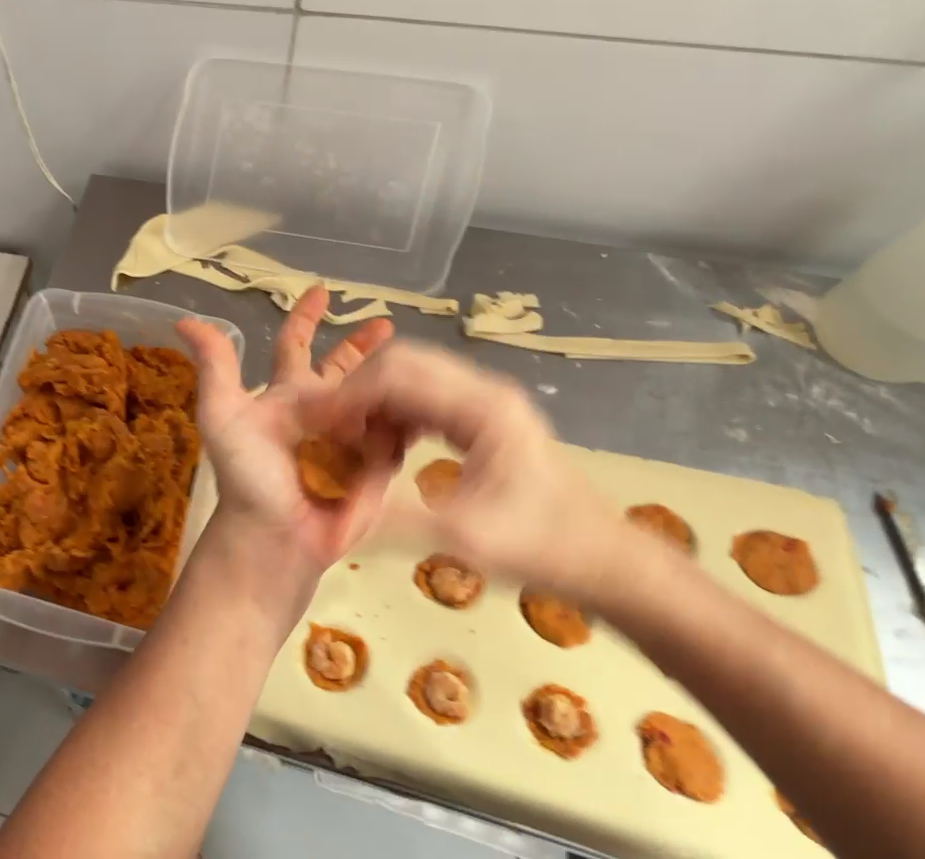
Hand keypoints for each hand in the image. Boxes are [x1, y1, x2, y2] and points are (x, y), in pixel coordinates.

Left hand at [175, 286, 399, 588]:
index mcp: (286, 395)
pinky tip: (430, 395)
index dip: (305, 318)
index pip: (297, 346)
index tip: (322, 290)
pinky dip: (410, 414)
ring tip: (414, 360)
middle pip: (346, 368)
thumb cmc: (248, 475)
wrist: (278, 536)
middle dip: (364, 345)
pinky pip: (398, 431)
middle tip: (388, 325)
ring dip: (394, 375)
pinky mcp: (378, 466)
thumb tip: (185, 321)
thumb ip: (215, 366)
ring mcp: (352, 439)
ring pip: (378, 395)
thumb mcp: (223, 414)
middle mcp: (321, 412)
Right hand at [298, 340, 630, 602]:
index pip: (398, 374)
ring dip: (375, 401)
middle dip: (358, 391)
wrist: (606, 561)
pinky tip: (384, 449)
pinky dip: (394, 414)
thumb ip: (397, 519)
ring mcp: (485, 401)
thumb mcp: (466, 539)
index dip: (350, 394)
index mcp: (482, 408)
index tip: (318, 425)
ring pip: (411, 377)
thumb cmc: (544, 549)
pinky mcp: (483, 418)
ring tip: (353, 442)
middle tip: (329, 430)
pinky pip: (425, 398)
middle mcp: (483, 391)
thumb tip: (335, 515)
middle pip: (402, 363)